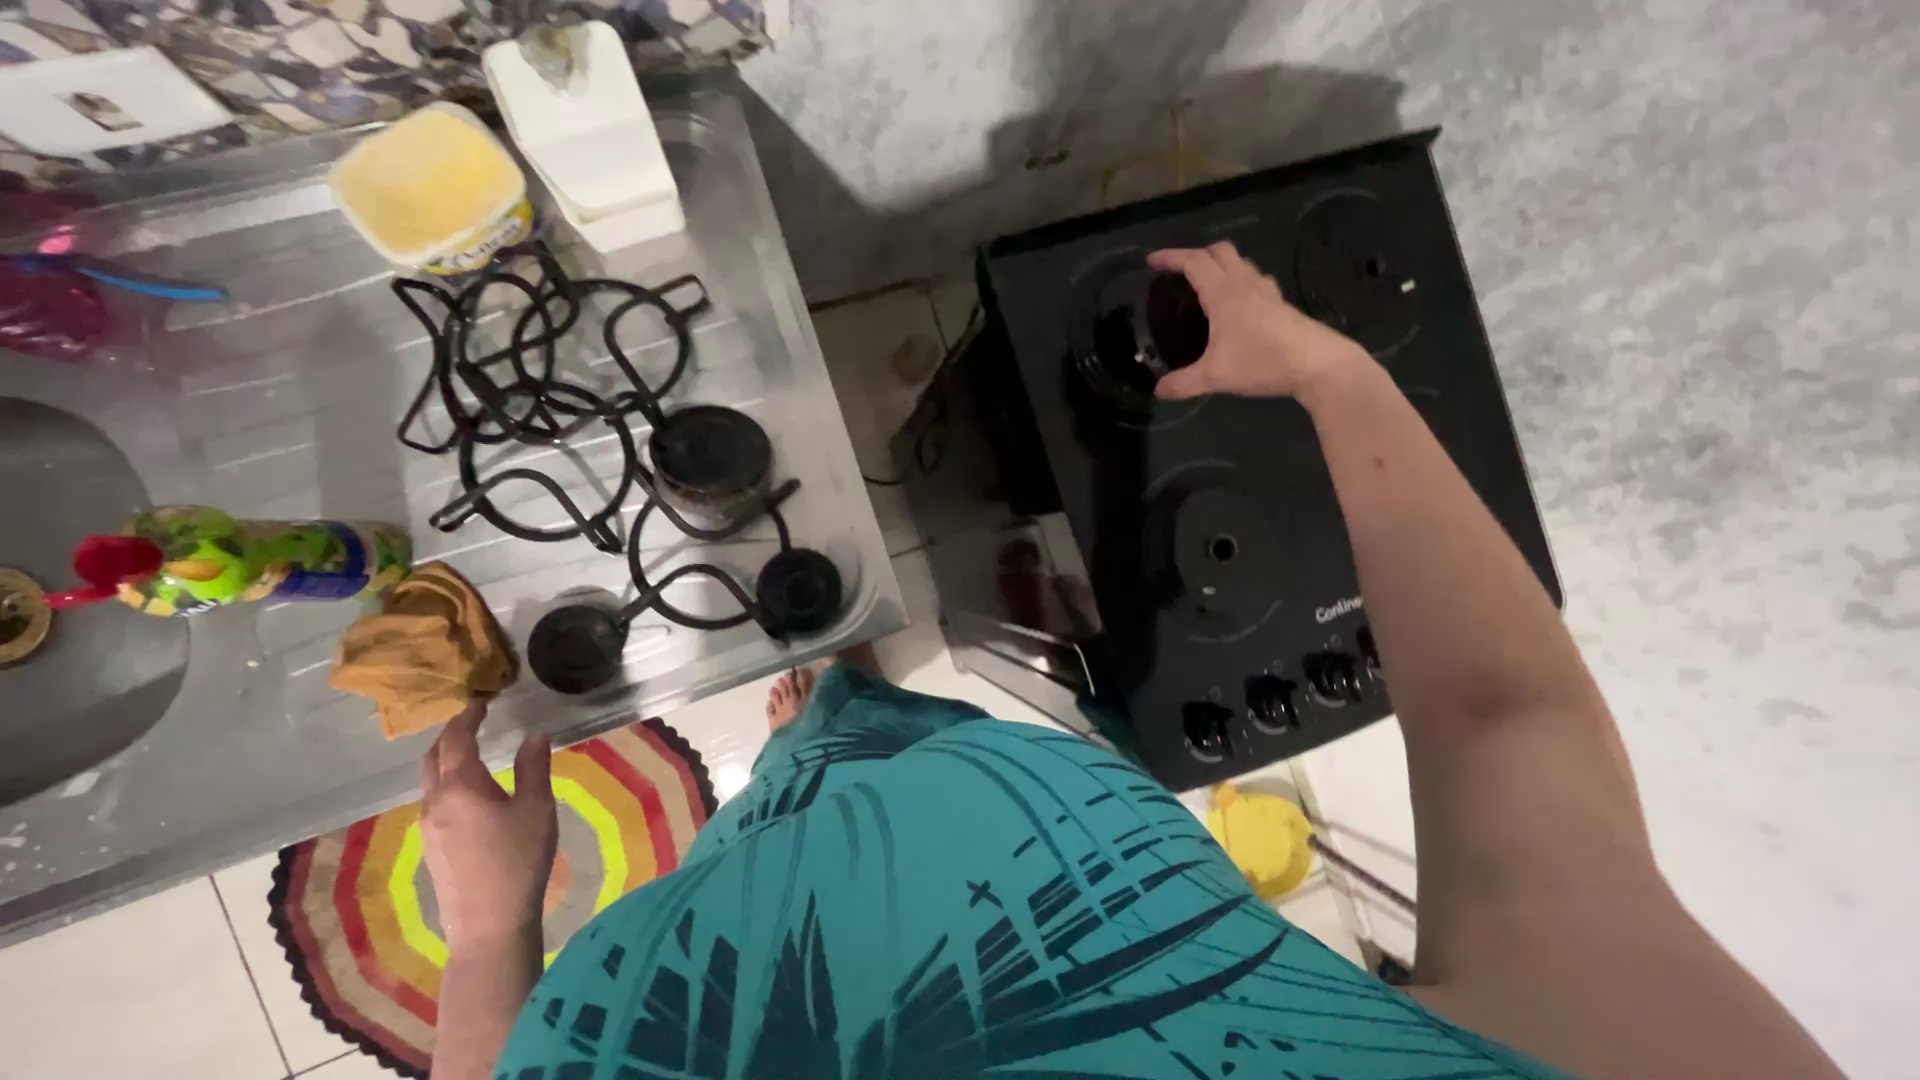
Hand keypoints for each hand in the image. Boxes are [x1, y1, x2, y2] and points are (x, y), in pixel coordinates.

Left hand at [419, 702, 555, 949]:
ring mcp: (428, 827)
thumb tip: (535, 734)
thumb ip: (533, 767)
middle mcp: (436, 802)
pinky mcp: (431, 847)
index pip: (457, 740)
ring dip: (446, 760)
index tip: (480, 703)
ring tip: (471, 753)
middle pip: (433, 759)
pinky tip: (470, 794)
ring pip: (430, 782)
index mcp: (461, 786)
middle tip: (471, 723)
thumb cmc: (518, 859)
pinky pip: (434, 802)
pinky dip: (447, 783)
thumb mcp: (537, 807)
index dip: (467, 718)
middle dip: (449, 737)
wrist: (488, 922)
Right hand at [1148, 242, 1370, 402]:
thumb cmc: (1263, 361)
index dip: (1171, 258)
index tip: (1152, 261)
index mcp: (1225, 293)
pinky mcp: (1281, 306)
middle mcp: (1245, 285)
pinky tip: (1238, 307)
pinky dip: (1240, 284)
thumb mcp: (1215, 376)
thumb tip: (1159, 390)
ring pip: (1241, 265)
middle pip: (1220, 252)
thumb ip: (1183, 383)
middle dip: (1197, 255)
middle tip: (1181, 273)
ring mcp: (1267, 293)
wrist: (1317, 365)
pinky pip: (1256, 282)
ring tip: (1207, 288)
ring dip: (1222, 267)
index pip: (1194, 262)